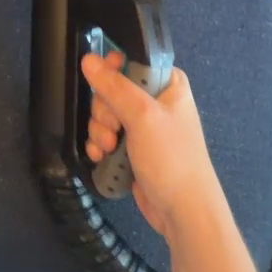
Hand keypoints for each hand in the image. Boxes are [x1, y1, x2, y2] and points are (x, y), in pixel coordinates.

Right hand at [82, 53, 223, 237]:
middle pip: (112, 88)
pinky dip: (100, 145)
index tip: (104, 85)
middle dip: (104, 110)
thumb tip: (88, 59)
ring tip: (109, 148)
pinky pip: (105, 135)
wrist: (183, 213)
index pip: (132, 59)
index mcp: (167, 83)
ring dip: (100, 130)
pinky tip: (100, 157)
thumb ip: (114, 86)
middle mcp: (155, 100)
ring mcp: (142, 126)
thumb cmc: (171, 157)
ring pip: (105, 113)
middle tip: (114, 127)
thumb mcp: (143, 116)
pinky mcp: (131, 148)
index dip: (113, 70)